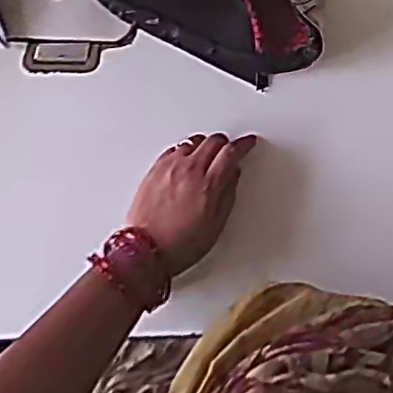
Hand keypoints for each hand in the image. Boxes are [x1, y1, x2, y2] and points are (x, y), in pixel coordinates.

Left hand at [128, 132, 257, 276]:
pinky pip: (175, 148)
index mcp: (208, 184)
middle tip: (229, 150)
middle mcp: (190, 169)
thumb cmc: (178, 245)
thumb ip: (227, 195)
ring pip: (194, 141)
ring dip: (205, 145)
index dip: (243, 144)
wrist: (144, 251)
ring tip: (208, 155)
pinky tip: (187, 159)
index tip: (248, 142)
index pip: (231, 152)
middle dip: (225, 144)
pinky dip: (186, 150)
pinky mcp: (156, 168)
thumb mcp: (215, 226)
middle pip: (213, 141)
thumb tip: (233, 176)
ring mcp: (171, 167)